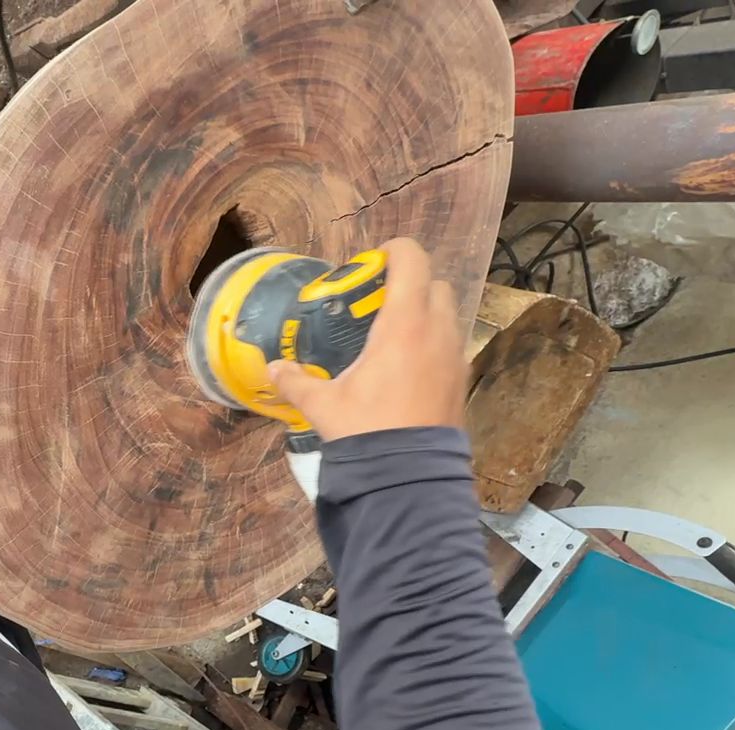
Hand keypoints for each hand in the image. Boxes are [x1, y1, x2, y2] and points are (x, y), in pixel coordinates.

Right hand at [266, 237, 466, 441]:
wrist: (407, 472)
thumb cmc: (364, 428)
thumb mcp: (320, 405)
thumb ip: (295, 381)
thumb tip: (273, 368)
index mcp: (403, 325)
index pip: (411, 263)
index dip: (395, 252)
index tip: (374, 260)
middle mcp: (436, 331)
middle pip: (433, 285)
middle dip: (410, 284)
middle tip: (378, 302)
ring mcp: (454, 354)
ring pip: (446, 314)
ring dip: (423, 313)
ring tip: (390, 335)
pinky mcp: (461, 378)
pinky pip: (449, 344)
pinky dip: (431, 341)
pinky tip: (405, 366)